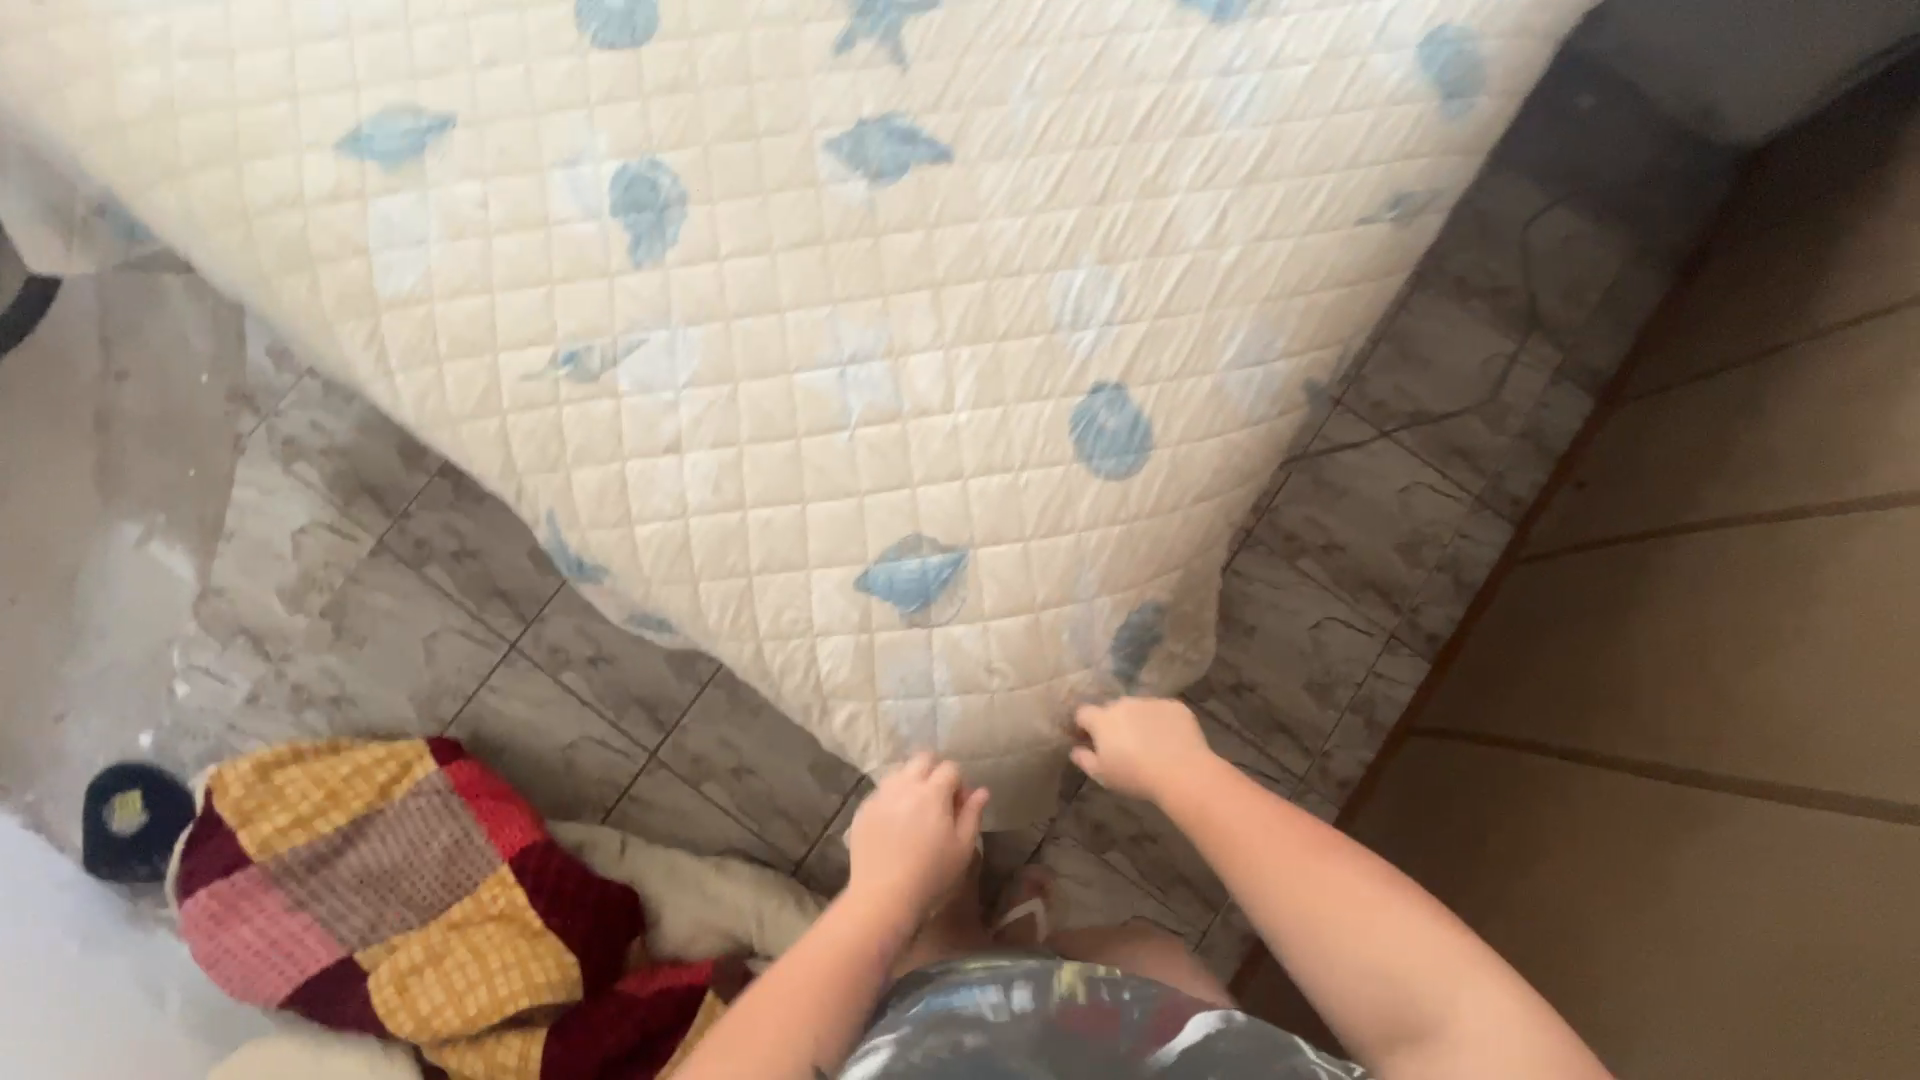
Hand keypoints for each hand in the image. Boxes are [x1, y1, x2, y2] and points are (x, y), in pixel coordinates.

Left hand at [845, 753, 988, 924]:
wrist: (883, 897)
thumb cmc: (931, 875)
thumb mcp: (963, 848)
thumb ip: (973, 814)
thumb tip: (981, 791)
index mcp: (932, 792)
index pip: (950, 767)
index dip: (958, 783)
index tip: (959, 806)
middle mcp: (904, 785)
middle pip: (922, 758)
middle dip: (934, 771)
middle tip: (939, 800)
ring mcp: (880, 796)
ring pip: (899, 772)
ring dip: (911, 781)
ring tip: (915, 810)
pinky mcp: (863, 810)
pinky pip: (882, 791)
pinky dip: (892, 798)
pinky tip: (895, 824)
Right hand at [1071, 697, 1218, 802]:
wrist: (1182, 772)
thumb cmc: (1135, 776)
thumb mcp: (1102, 775)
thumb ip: (1084, 759)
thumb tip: (1075, 750)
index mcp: (1102, 719)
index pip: (1083, 713)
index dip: (1084, 726)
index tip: (1089, 740)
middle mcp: (1124, 703)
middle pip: (1112, 708)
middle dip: (1113, 722)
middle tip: (1122, 744)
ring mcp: (1151, 702)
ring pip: (1138, 708)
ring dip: (1137, 720)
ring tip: (1149, 742)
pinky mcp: (1175, 706)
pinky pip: (1162, 711)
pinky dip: (1161, 721)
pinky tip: (1170, 740)